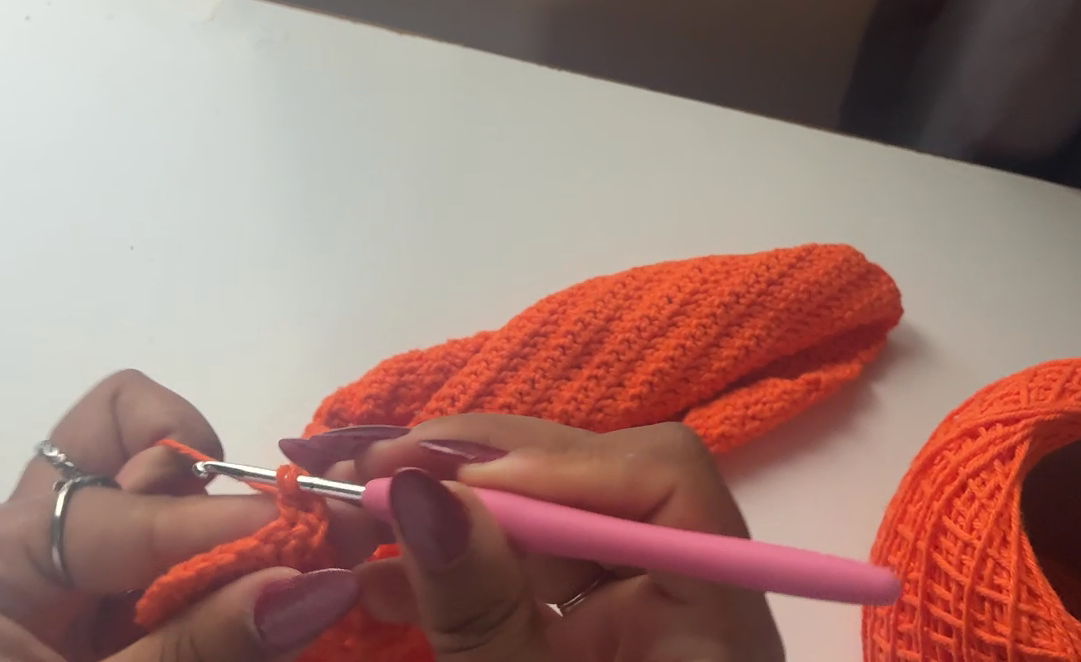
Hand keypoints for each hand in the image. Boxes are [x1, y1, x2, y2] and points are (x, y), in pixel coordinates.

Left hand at [0, 370, 364, 661]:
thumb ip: (201, 645)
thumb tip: (324, 581)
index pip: (143, 503)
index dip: (232, 522)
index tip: (315, 549)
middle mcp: (7, 528)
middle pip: (124, 426)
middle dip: (198, 463)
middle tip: (242, 531)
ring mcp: (28, 554)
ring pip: (139, 466)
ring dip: (199, 510)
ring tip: (218, 581)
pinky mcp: (51, 588)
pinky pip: (141, 527)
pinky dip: (189, 547)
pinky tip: (202, 599)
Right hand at [306, 416, 785, 660]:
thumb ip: (480, 613)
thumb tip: (421, 491)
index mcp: (717, 619)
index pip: (668, 477)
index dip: (562, 460)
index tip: (453, 478)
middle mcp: (692, 588)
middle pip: (603, 478)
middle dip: (486, 469)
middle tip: (380, 468)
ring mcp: (647, 600)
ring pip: (559, 511)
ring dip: (459, 510)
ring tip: (363, 522)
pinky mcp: (603, 620)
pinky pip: (539, 562)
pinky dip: (467, 559)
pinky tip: (389, 578)